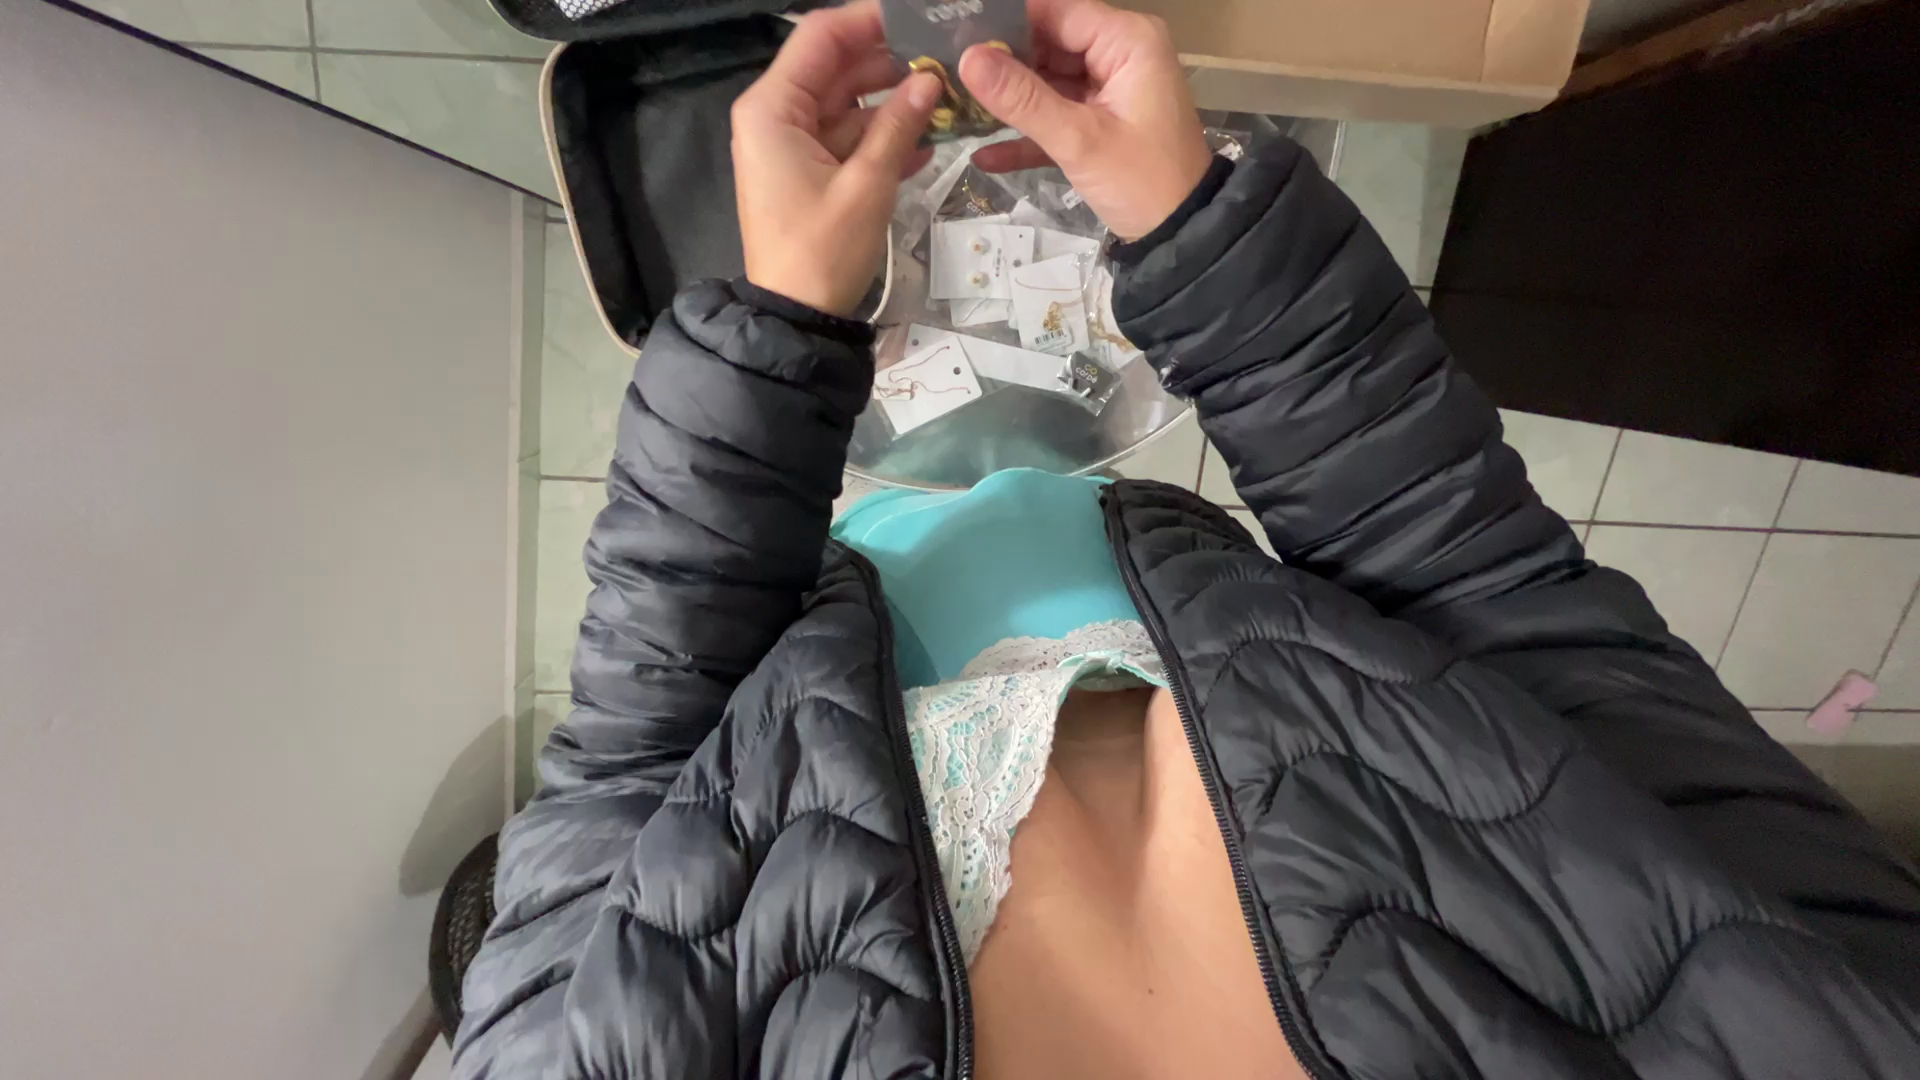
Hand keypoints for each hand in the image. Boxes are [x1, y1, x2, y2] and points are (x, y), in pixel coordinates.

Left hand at [732, 2, 940, 316]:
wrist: (797, 317)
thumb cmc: (823, 252)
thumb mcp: (866, 188)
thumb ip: (898, 128)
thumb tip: (929, 80)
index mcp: (774, 109)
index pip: (820, 38)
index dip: (869, 21)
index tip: (919, 18)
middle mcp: (776, 119)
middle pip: (835, 72)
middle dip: (888, 67)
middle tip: (943, 64)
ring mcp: (791, 150)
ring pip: (846, 110)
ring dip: (891, 109)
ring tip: (943, 104)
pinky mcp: (807, 177)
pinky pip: (845, 146)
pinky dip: (879, 144)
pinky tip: (924, 146)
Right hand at [957, 0, 1212, 241]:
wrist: (1180, 234)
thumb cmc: (1141, 182)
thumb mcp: (1080, 140)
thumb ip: (1024, 99)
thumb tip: (969, 60)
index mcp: (1127, 42)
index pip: (1056, 12)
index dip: (1008, 22)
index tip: (960, 35)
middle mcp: (1119, 56)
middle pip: (1048, 46)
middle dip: (1002, 64)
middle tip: (950, 76)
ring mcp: (1108, 94)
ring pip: (1047, 86)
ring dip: (1008, 104)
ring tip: (957, 110)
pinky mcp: (1098, 129)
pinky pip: (1056, 122)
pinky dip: (1026, 138)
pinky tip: (984, 156)